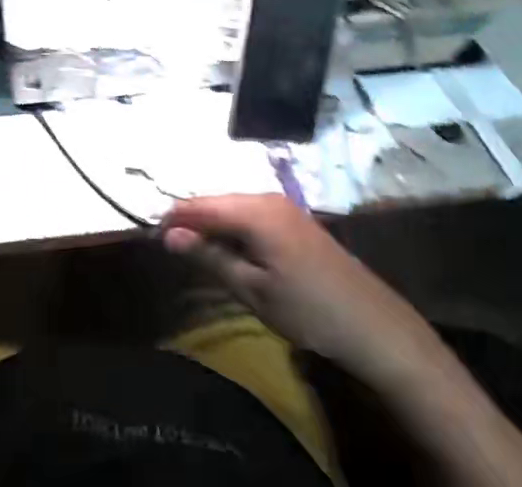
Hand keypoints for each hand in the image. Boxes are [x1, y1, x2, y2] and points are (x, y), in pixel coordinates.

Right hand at [161, 195, 441, 385]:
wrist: (369, 322)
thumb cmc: (306, 308)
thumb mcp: (251, 288)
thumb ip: (209, 256)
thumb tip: (169, 234)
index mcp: (255, 211)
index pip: (202, 205)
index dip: (175, 218)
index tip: (152, 236)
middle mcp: (268, 198)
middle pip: (218, 201)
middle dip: (192, 219)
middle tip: (168, 245)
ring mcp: (285, 207)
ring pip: (235, 207)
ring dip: (212, 224)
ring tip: (193, 249)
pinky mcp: (295, 220)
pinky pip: (253, 214)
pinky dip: (234, 228)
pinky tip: (229, 248)